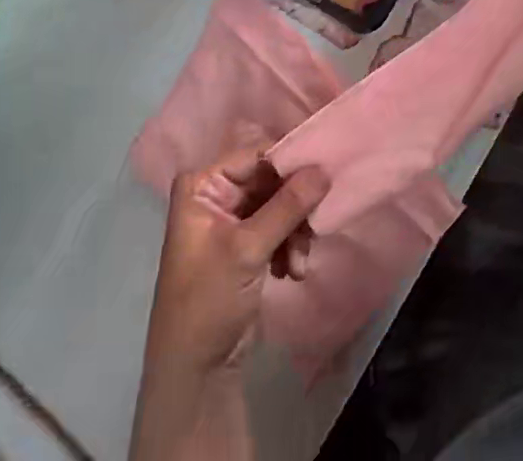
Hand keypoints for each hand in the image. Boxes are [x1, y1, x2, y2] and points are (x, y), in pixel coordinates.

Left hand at [144, 144, 329, 376]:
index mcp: (202, 184)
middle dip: (295, 207)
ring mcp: (232, 221)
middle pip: (270, 182)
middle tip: (314, 228)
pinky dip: (290, 248)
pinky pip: (279, 230)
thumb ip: (286, 207)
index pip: (254, 156)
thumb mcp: (246, 249)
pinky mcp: (247, 246)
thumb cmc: (208, 298)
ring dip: (295, 233)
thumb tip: (323, 168)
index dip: (289, 163)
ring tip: (298, 263)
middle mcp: (215, 195)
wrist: (197, 366)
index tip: (324, 174)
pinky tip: (291, 273)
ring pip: (280, 207)